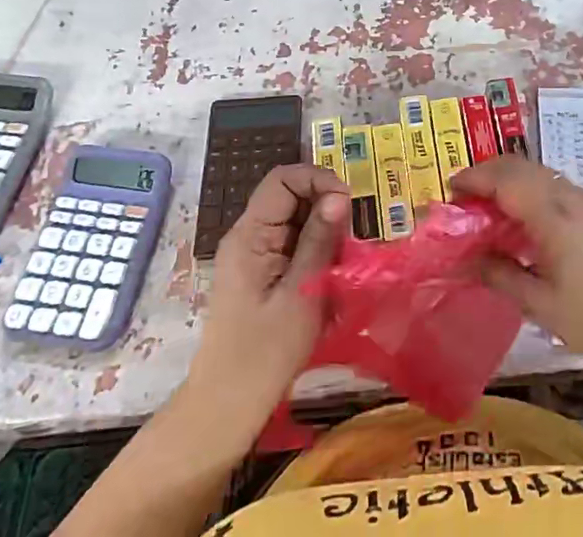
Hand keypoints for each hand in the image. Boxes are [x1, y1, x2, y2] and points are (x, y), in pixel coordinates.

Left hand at [190, 164, 349, 411]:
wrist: (229, 403)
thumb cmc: (266, 351)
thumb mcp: (302, 292)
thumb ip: (320, 240)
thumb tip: (339, 195)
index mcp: (250, 235)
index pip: (283, 179)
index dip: (317, 180)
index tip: (348, 204)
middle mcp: (249, 236)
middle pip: (290, 197)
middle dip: (326, 207)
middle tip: (353, 237)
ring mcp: (255, 255)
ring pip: (296, 220)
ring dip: (325, 232)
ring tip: (344, 260)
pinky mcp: (263, 273)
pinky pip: (294, 244)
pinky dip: (317, 251)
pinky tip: (331, 275)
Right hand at [452, 157, 582, 385]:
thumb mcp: (539, 304)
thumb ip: (499, 274)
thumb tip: (465, 259)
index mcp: (556, 216)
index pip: (506, 180)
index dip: (474, 179)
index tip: (450, 190)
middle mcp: (573, 197)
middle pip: (522, 167)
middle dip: (488, 174)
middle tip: (464, 199)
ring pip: (540, 173)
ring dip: (509, 181)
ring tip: (487, 209)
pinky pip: (555, 186)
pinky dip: (529, 191)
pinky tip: (521, 221)